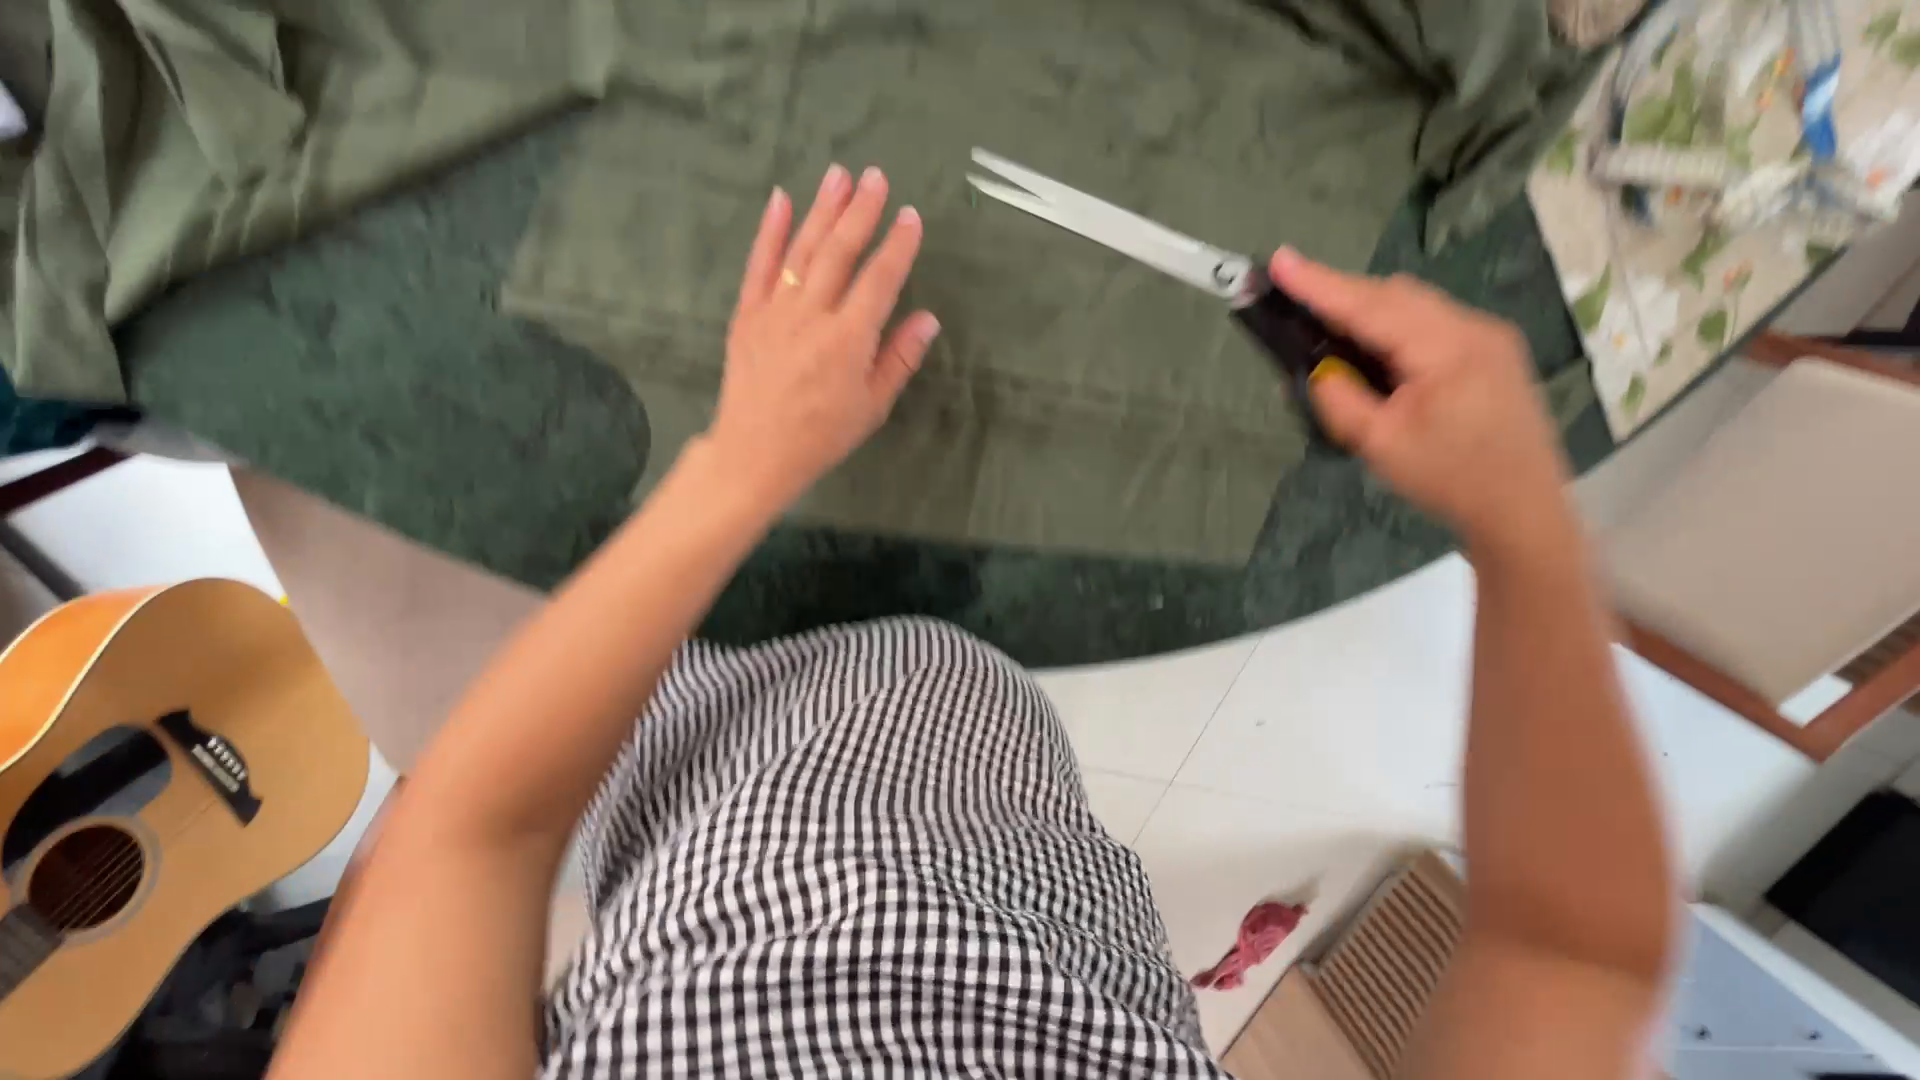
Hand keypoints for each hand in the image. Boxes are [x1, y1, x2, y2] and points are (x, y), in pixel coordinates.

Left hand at [701, 164, 940, 506]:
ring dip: (822, 209)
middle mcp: (812, 315)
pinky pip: (759, 265)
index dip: (898, 246)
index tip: (911, 217)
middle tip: (876, 176)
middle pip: (840, 252)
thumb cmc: (822, 436)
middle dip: (861, 211)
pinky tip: (780, 200)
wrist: (755, 453)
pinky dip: (769, 231)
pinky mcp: (747, 314)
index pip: (880, 280)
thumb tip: (928, 319)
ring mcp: (775, 310)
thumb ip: (898, 359)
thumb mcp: (871, 406)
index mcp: (849, 340)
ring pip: (802, 249)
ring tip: (839, 175)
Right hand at [1270, 248, 1574, 554]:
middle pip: (1394, 295)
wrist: (1523, 510)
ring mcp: (1487, 337)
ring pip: (1412, 306)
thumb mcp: (1381, 444)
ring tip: (1325, 327)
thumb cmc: (1450, 480)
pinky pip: (1428, 324)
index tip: (1279, 260)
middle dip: (1342, 294)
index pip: (1371, 306)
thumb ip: (1340, 400)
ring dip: (1366, 311)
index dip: (1320, 284)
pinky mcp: (1489, 353)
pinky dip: (1390, 328)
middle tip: (1293, 297)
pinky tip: (1370, 351)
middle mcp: (1473, 328)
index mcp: (1448, 347)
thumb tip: (1315, 370)